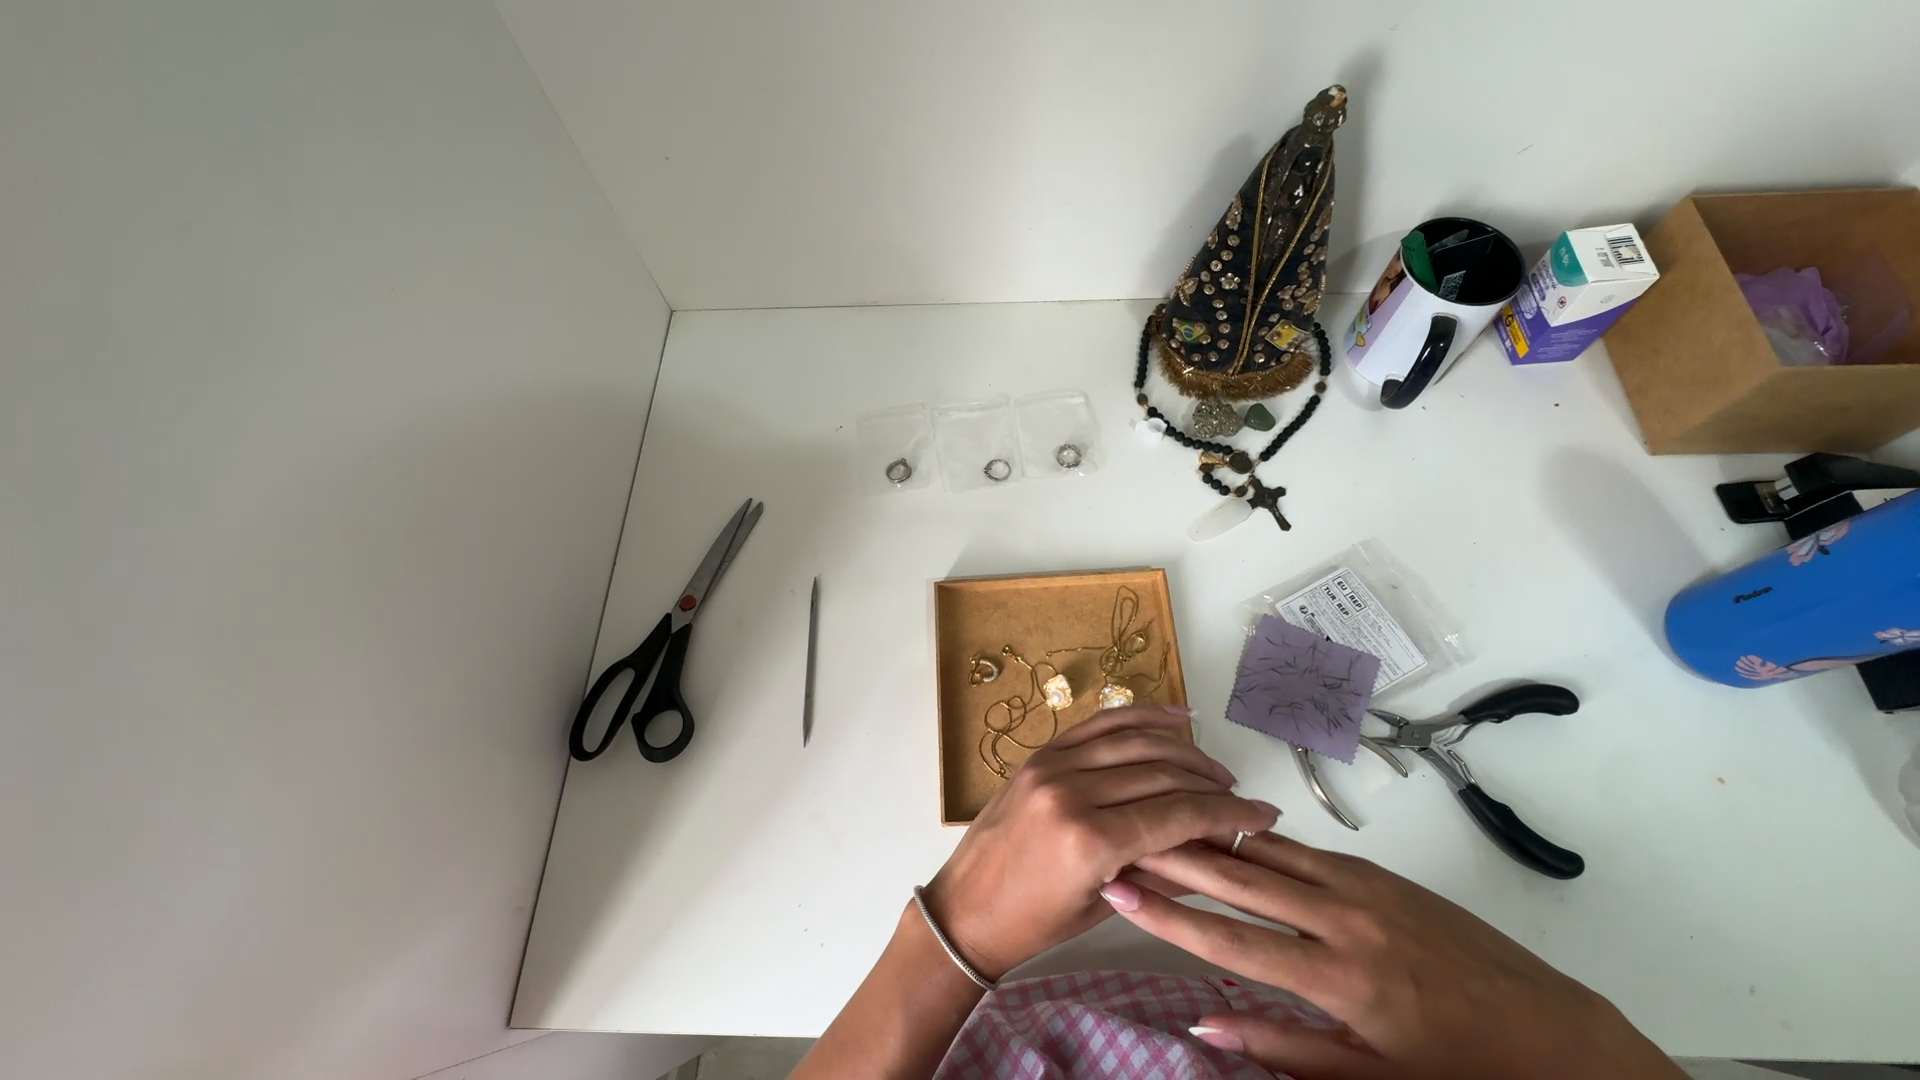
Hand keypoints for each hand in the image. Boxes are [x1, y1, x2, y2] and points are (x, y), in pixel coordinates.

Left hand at [922, 705, 1278, 979]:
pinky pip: (1098, 724)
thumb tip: (1223, 851)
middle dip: (1211, 785)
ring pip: (1136, 741)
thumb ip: (1165, 873)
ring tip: (1216, 769)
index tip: (1263, 816)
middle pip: (1162, 774)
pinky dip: (1140, 716)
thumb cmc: (1034, 923)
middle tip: (1240, 798)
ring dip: (1184, 750)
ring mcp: (1052, 765)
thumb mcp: (1106, 908)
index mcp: (1089, 841)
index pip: (1178, 813)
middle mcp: (1072, 792)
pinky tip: (1176, 717)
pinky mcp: (1040, 753)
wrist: (965, 908)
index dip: (1229, 814)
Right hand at [1101, 833, 1685, 1079]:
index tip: (1119, 891)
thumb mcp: (1372, 1078)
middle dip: (1177, 856)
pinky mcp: (1384, 875)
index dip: (1167, 917)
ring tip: (1165, 825)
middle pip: (1241, 877)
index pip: (1230, 941)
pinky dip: (1263, 842)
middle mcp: (1345, 919)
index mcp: (1340, 979)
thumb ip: (1283, 1046)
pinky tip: (1237, 840)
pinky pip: (1306, 850)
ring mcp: (1366, 888)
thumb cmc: (1461, 1070)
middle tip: (1124, 836)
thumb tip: (1205, 1026)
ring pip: (1271, 850)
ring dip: (1216, 839)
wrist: (1557, 1037)